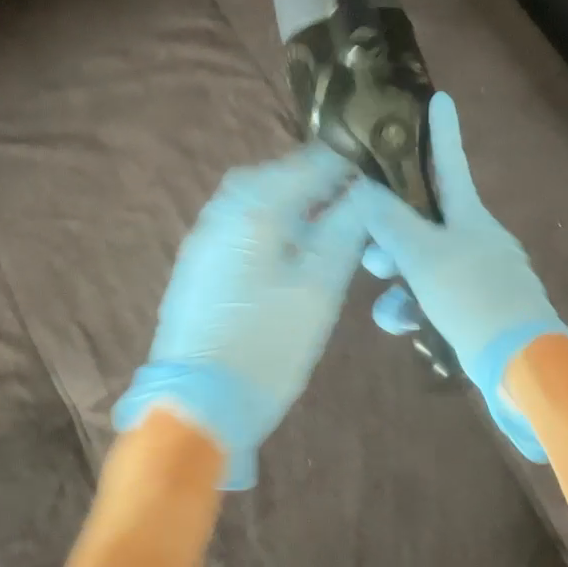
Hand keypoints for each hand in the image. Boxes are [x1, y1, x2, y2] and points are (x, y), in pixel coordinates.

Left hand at [113, 144, 369, 489]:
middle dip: (315, 183)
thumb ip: (344, 231)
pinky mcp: (196, 263)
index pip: (310, 162)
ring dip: (291, 203)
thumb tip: (364, 191)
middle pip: (276, 174)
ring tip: (324, 231)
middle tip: (350, 208)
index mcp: (255, 206)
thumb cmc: (266, 345)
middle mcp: (223, 209)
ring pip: (254, 198)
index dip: (346, 167)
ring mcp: (203, 236)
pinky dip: (267, 225)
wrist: (194, 406)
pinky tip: (286, 254)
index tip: (374, 184)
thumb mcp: (319, 289)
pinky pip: (238, 223)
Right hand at [359, 93, 567, 460]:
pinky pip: (436, 296)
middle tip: (366, 250)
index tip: (441, 97)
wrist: (523, 368)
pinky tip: (402, 327)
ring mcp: (479, 274)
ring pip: (425, 262)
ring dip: (398, 278)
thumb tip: (361, 188)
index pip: (449, 161)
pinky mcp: (478, 311)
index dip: (441, 131)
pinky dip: (415, 307)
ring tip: (385, 308)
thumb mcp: (423, 256)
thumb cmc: (472, 297)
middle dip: (391, 231)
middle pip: (425, 218)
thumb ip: (388, 221)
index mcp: (469, 215)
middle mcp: (476, 238)